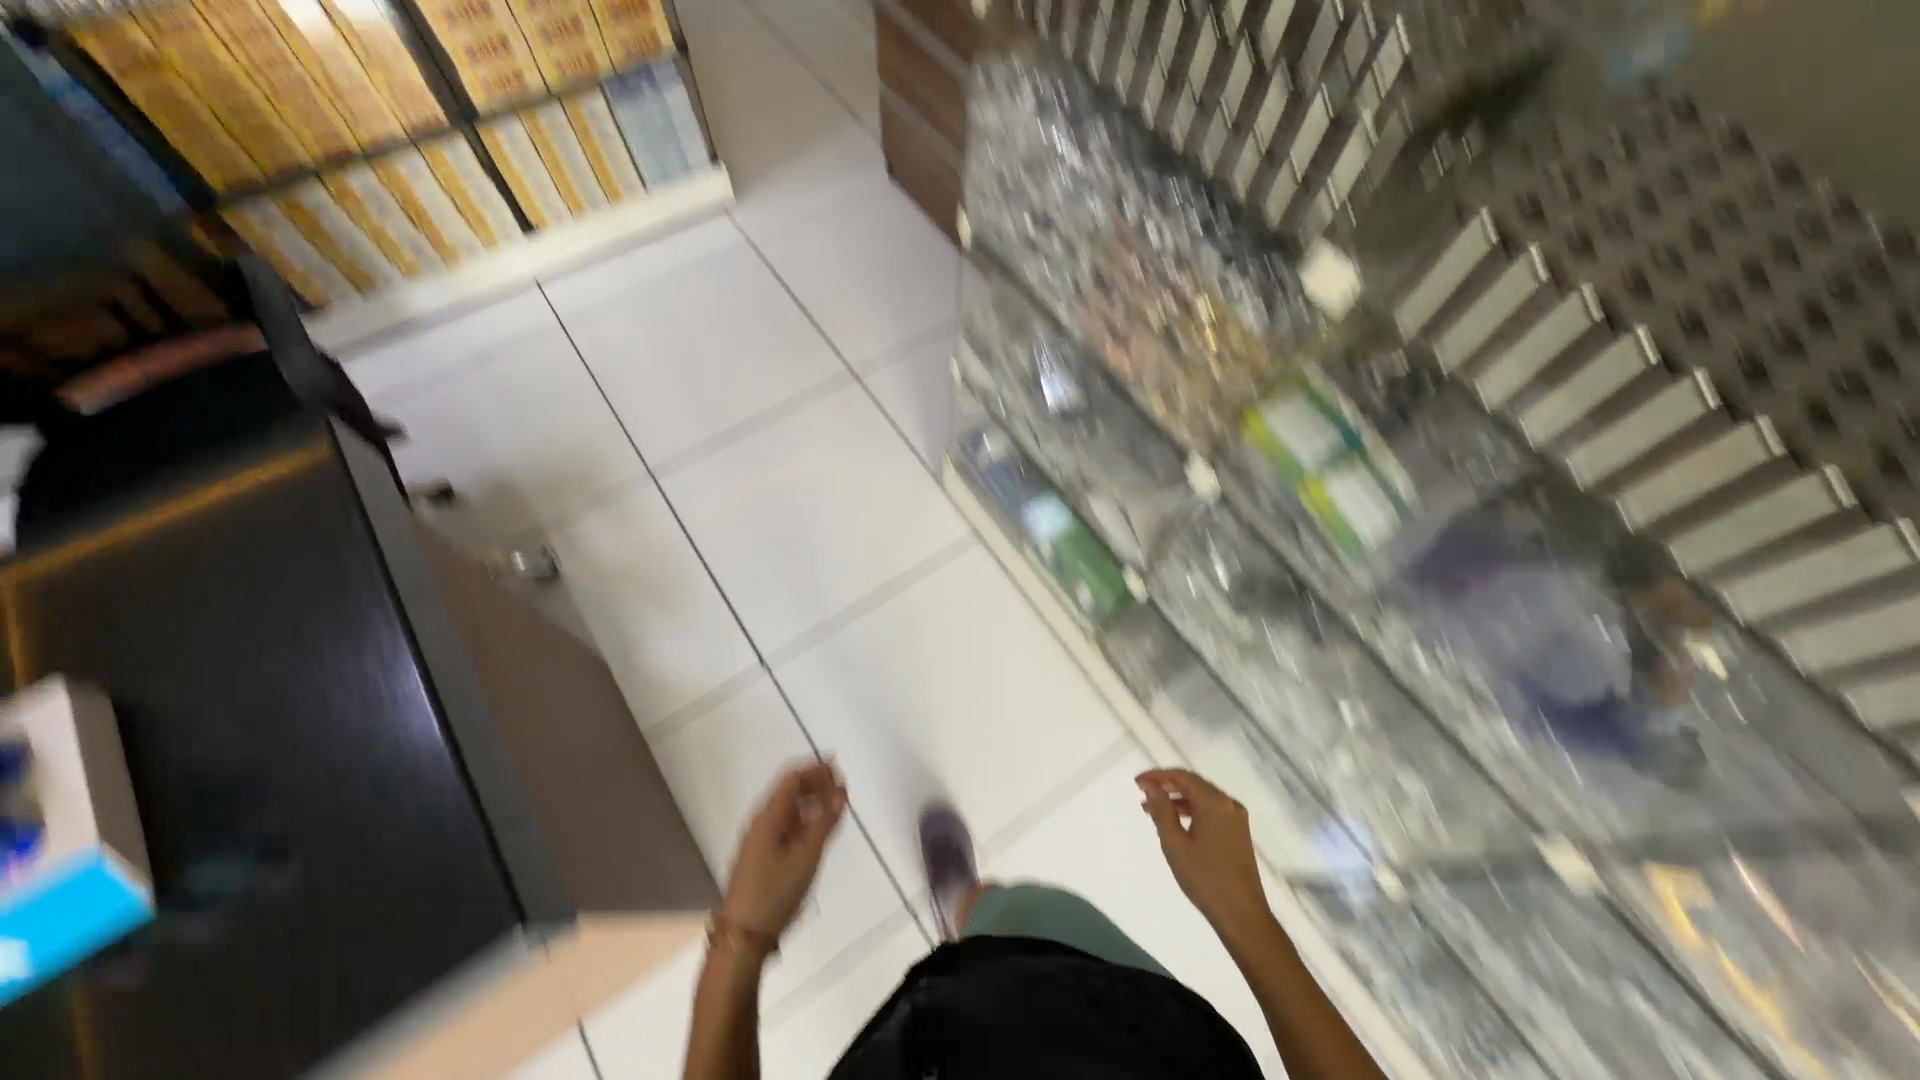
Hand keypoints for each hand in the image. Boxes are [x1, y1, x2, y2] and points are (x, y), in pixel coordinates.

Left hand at [717, 762, 847, 945]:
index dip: (815, 769)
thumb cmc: (775, 892)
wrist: (743, 935)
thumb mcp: (806, 857)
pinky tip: (818, 831)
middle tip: (841, 788)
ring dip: (811, 802)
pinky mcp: (762, 857)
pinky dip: (804, 820)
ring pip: (787, 809)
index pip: (792, 778)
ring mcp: (759, 841)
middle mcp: (761, 823)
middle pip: (788, 791)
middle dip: (815, 783)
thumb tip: (840, 792)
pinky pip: (785, 826)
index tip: (839, 769)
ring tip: (835, 807)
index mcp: (768, 817)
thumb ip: (825, 823)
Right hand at [1137, 769, 1271, 936]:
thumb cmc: (1204, 878)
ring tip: (1152, 810)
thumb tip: (1150, 786)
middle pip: (1194, 784)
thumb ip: (1161, 810)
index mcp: (1215, 803)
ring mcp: (1237, 818)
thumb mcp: (1175, 844)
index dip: (1158, 776)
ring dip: (1177, 799)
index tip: (1136, 782)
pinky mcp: (1238, 833)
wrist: (1241, 914)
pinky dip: (1191, 811)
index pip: (1183, 777)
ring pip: (1203, 798)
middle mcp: (1229, 804)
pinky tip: (1176, 822)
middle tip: (1142, 793)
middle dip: (1167, 786)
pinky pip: (1211, 811)